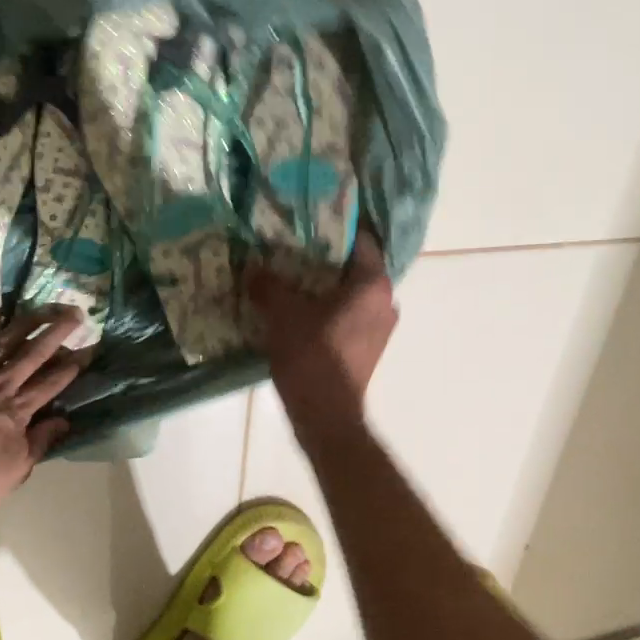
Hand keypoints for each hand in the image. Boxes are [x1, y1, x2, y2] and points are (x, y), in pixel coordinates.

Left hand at [0, 304, 84, 524]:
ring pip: (0, 342)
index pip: (54, 381)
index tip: (90, 349)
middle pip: (33, 352)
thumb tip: (64, 420)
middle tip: (76, 314)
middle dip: (57, 332)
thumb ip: (41, 439)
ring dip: (23, 321)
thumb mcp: (20, 468)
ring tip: (40, 306)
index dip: (74, 365)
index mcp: (19, 410)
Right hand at [247, 229, 397, 435]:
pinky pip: (347, 319)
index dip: (332, 228)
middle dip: (323, 261)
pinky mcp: (367, 351)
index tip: (305, 223)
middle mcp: (385, 301)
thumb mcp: (282, 314)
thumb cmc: (310, 356)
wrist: (325, 415)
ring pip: (350, 296)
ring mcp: (380, 329)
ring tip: (290, 285)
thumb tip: (254, 267)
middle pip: (354, 269)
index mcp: (372, 284)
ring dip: (323, 290)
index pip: (360, 240)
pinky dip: (326, 312)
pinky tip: (299, 316)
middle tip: (290, 254)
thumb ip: (269, 285)